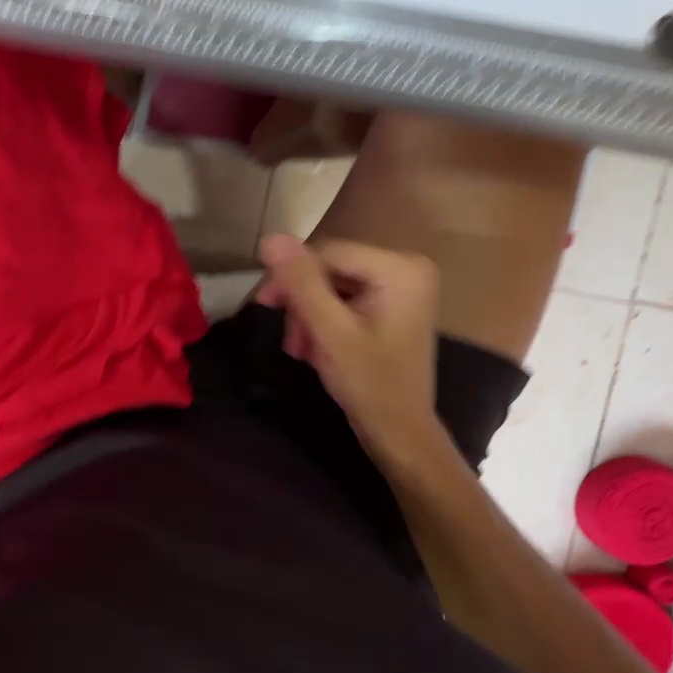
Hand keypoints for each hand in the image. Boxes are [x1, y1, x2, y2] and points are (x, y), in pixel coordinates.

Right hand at [256, 234, 446, 466]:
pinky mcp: (392, 304)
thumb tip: (271, 237)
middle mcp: (406, 267)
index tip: (266, 308)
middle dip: (303, 303)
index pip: (326, 254)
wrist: (400, 434)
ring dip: (310, 315)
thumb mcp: (330, 333)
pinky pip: (345, 298)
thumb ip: (302, 284)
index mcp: (400, 268)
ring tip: (303, 351)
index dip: (291, 278)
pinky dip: (325, 321)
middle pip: (330, 268)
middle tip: (291, 342)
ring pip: (332, 284)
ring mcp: (401, 286)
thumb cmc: (370, 385)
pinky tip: (318, 347)